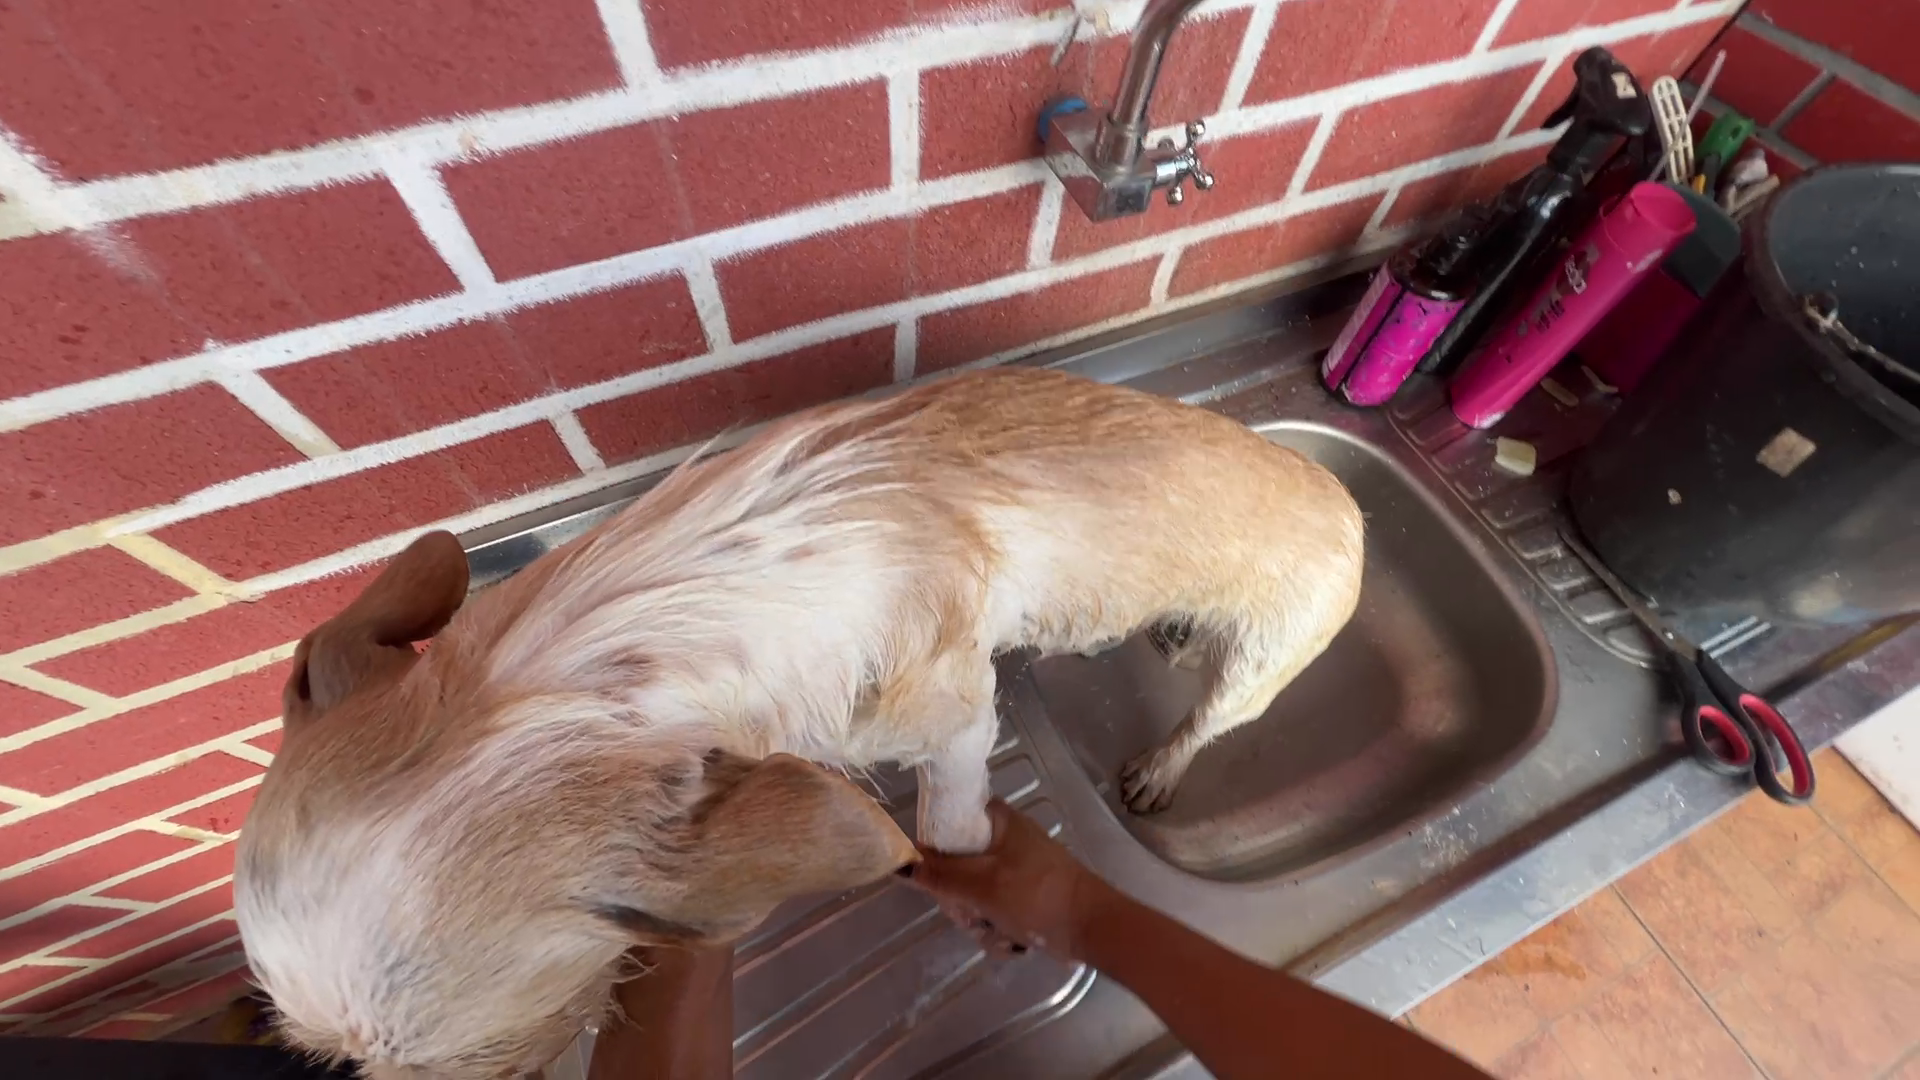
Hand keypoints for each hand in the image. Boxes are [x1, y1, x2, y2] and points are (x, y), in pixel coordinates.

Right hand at [900, 799, 1113, 959]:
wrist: (1091, 927)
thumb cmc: (1036, 895)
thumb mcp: (981, 886)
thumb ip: (938, 875)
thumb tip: (897, 862)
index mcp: (995, 818)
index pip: (946, 824)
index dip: (935, 854)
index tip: (938, 882)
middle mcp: (1001, 836)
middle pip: (955, 866)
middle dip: (960, 900)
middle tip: (972, 915)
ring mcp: (1012, 865)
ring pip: (971, 892)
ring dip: (977, 919)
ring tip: (996, 931)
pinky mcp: (1021, 892)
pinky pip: (990, 907)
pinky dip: (994, 927)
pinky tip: (1009, 941)